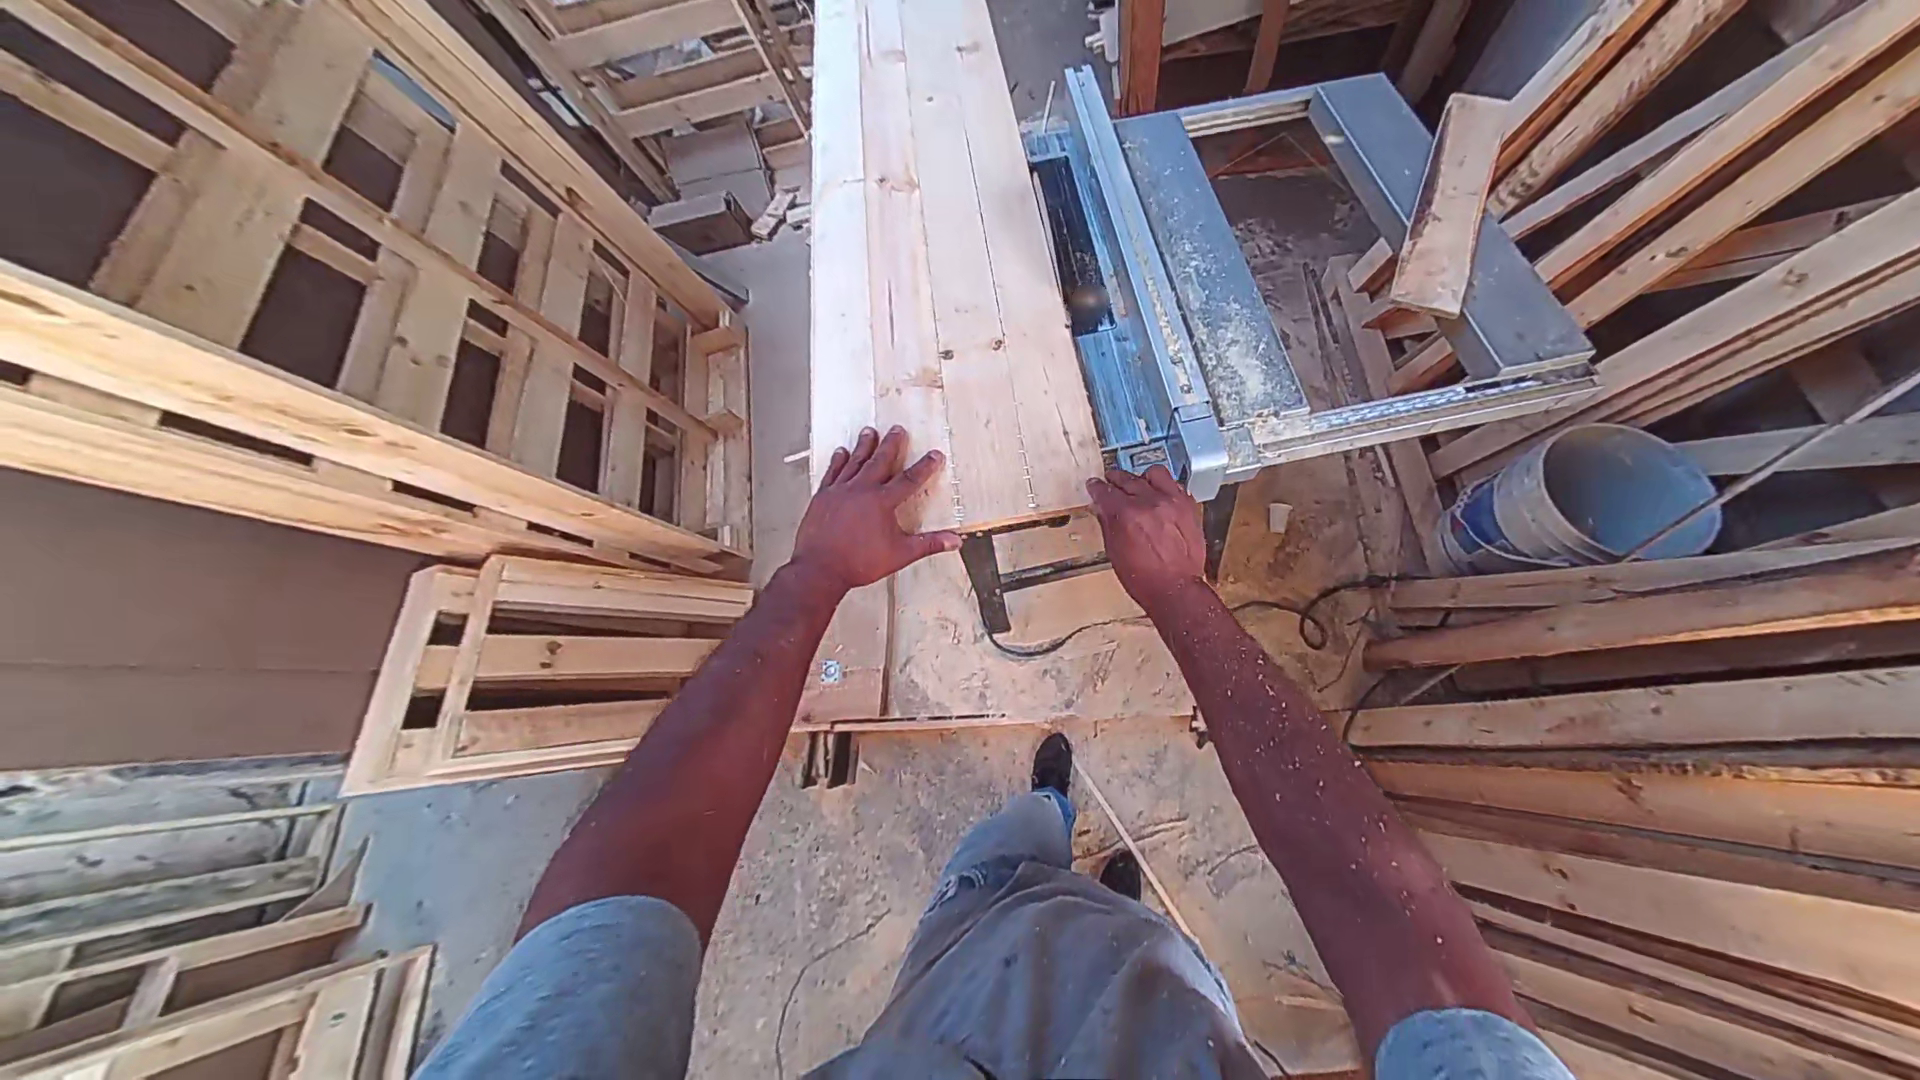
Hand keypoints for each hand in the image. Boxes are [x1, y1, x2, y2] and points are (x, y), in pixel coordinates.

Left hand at [789, 426, 961, 594]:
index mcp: (882, 502)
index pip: (909, 479)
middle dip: (892, 444)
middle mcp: (861, 490)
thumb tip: (953, 541)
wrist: (819, 568)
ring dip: (865, 445)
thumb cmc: (857, 563)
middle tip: (898, 429)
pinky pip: (832, 472)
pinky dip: (838, 461)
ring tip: (870, 431)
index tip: (934, 455)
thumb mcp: (900, 554)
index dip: (925, 466)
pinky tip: (841, 452)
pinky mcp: (823, 497)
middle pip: (880, 461)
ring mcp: (840, 491)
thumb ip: (928, 544)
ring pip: (855, 461)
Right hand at [1086, 465, 1207, 614]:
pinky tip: (1159, 495)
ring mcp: (1171, 502)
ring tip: (1138, 485)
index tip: (1094, 486)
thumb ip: (1108, 523)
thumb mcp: (1114, 551)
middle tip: (1111, 482)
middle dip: (1115, 480)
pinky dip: (1164, 487)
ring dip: (1142, 478)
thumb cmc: (1145, 578)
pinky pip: (1174, 485)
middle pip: (1127, 479)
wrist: (1176, 588)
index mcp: (1126, 515)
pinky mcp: (1188, 506)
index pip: (1105, 491)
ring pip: (1153, 473)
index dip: (1096, 487)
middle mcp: (1149, 503)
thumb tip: (1101, 508)